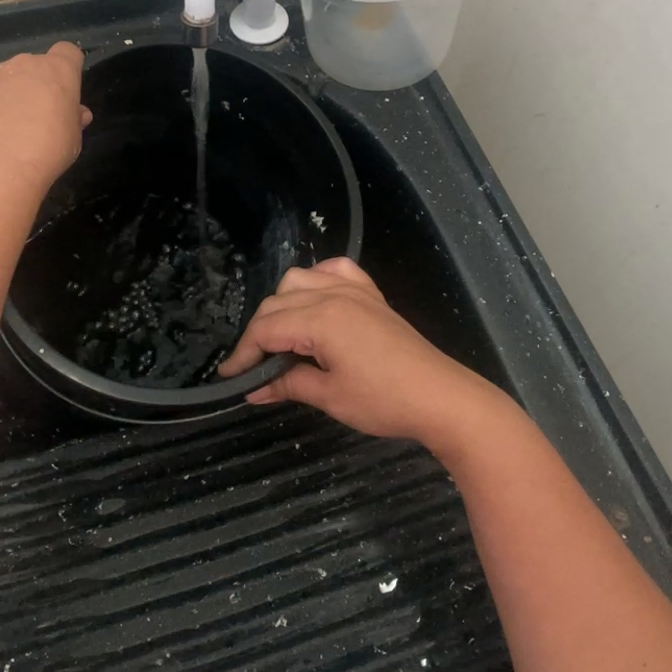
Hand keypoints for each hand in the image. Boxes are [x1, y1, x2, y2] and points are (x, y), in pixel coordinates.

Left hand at [0, 42, 90, 190]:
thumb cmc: (46, 152)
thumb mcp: (73, 139)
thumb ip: (73, 119)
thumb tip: (76, 113)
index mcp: (57, 71)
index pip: (68, 52)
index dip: (68, 68)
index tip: (66, 91)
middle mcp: (24, 64)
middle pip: (34, 66)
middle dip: (36, 85)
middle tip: (37, 118)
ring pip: (5, 79)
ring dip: (9, 96)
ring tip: (6, 130)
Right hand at [216, 258, 509, 451]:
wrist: (441, 397)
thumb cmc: (384, 401)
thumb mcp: (330, 397)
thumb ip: (287, 385)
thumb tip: (253, 389)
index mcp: (319, 319)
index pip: (265, 329)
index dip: (244, 354)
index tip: (230, 378)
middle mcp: (332, 294)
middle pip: (277, 303)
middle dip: (258, 334)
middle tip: (252, 368)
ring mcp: (353, 290)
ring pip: (299, 280)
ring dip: (282, 305)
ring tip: (281, 339)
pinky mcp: (371, 295)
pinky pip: (335, 271)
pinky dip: (317, 280)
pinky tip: (314, 301)